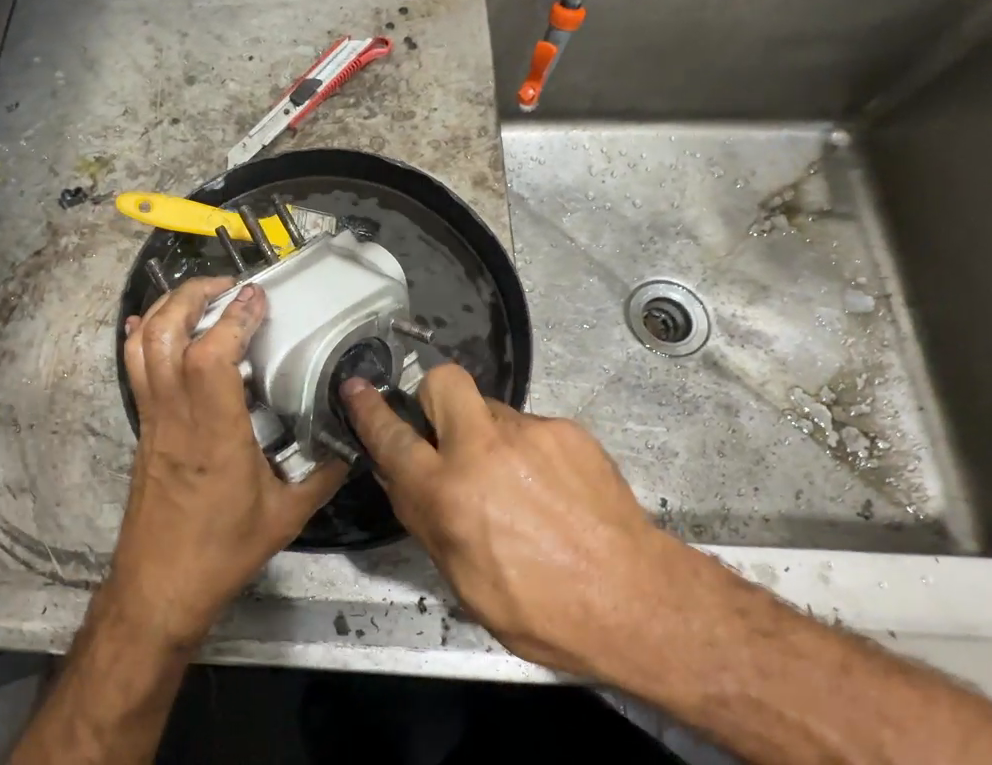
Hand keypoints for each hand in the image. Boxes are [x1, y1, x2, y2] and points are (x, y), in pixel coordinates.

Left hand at [114, 277, 347, 644]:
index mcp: (215, 434)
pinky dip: (144, 336)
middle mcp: (176, 416)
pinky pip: (135, 370)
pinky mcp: (143, 429)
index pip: (210, 356)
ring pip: (143, 347)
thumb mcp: (286, 517)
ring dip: (168, 309)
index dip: (233, 318)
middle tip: (229, 287)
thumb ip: (322, 474)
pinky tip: (157, 324)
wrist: (158, 588)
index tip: (258, 298)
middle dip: (193, 296)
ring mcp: (153, 420)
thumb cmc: (221, 553)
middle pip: (165, 335)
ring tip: (201, 297)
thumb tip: (350, 441)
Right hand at [341, 364, 686, 676]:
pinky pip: (530, 428)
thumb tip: (404, 480)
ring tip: (513, 482)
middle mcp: (483, 451)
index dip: (367, 409)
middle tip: (446, 432)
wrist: (636, 601)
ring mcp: (529, 435)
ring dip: (486, 434)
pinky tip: (549, 491)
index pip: (391, 437)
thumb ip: (428, 520)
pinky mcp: (568, 432)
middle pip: (442, 382)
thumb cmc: (542, 610)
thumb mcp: (463, 581)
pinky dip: (528, 451)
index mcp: (447, 495)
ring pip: (490, 409)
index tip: (355, 388)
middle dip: (434, 396)